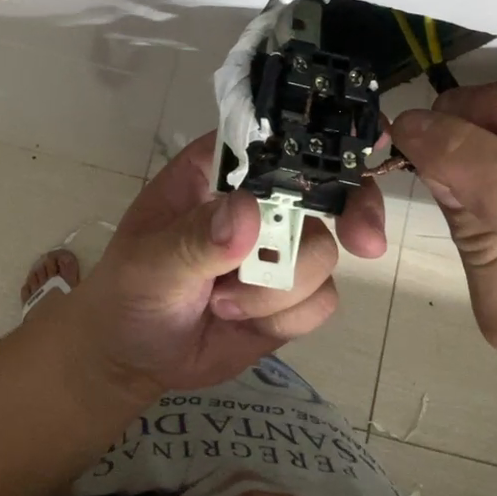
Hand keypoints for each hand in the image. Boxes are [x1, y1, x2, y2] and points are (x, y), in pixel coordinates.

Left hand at [62, 132, 389, 395]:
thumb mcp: (150, 262)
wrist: (134, 356)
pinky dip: (284, 318)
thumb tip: (247, 214)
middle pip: (326, 189)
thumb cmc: (130, 289)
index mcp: (219, 171)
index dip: (320, 138)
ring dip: (276, 289)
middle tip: (365, 241)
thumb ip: (196, 238)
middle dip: (352, 211)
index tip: (360, 147)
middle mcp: (258, 202)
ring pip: (324, 253)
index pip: (275, 139)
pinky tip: (238, 321)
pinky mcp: (292, 295)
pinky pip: (321, 300)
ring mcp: (280, 249)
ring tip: (222, 301)